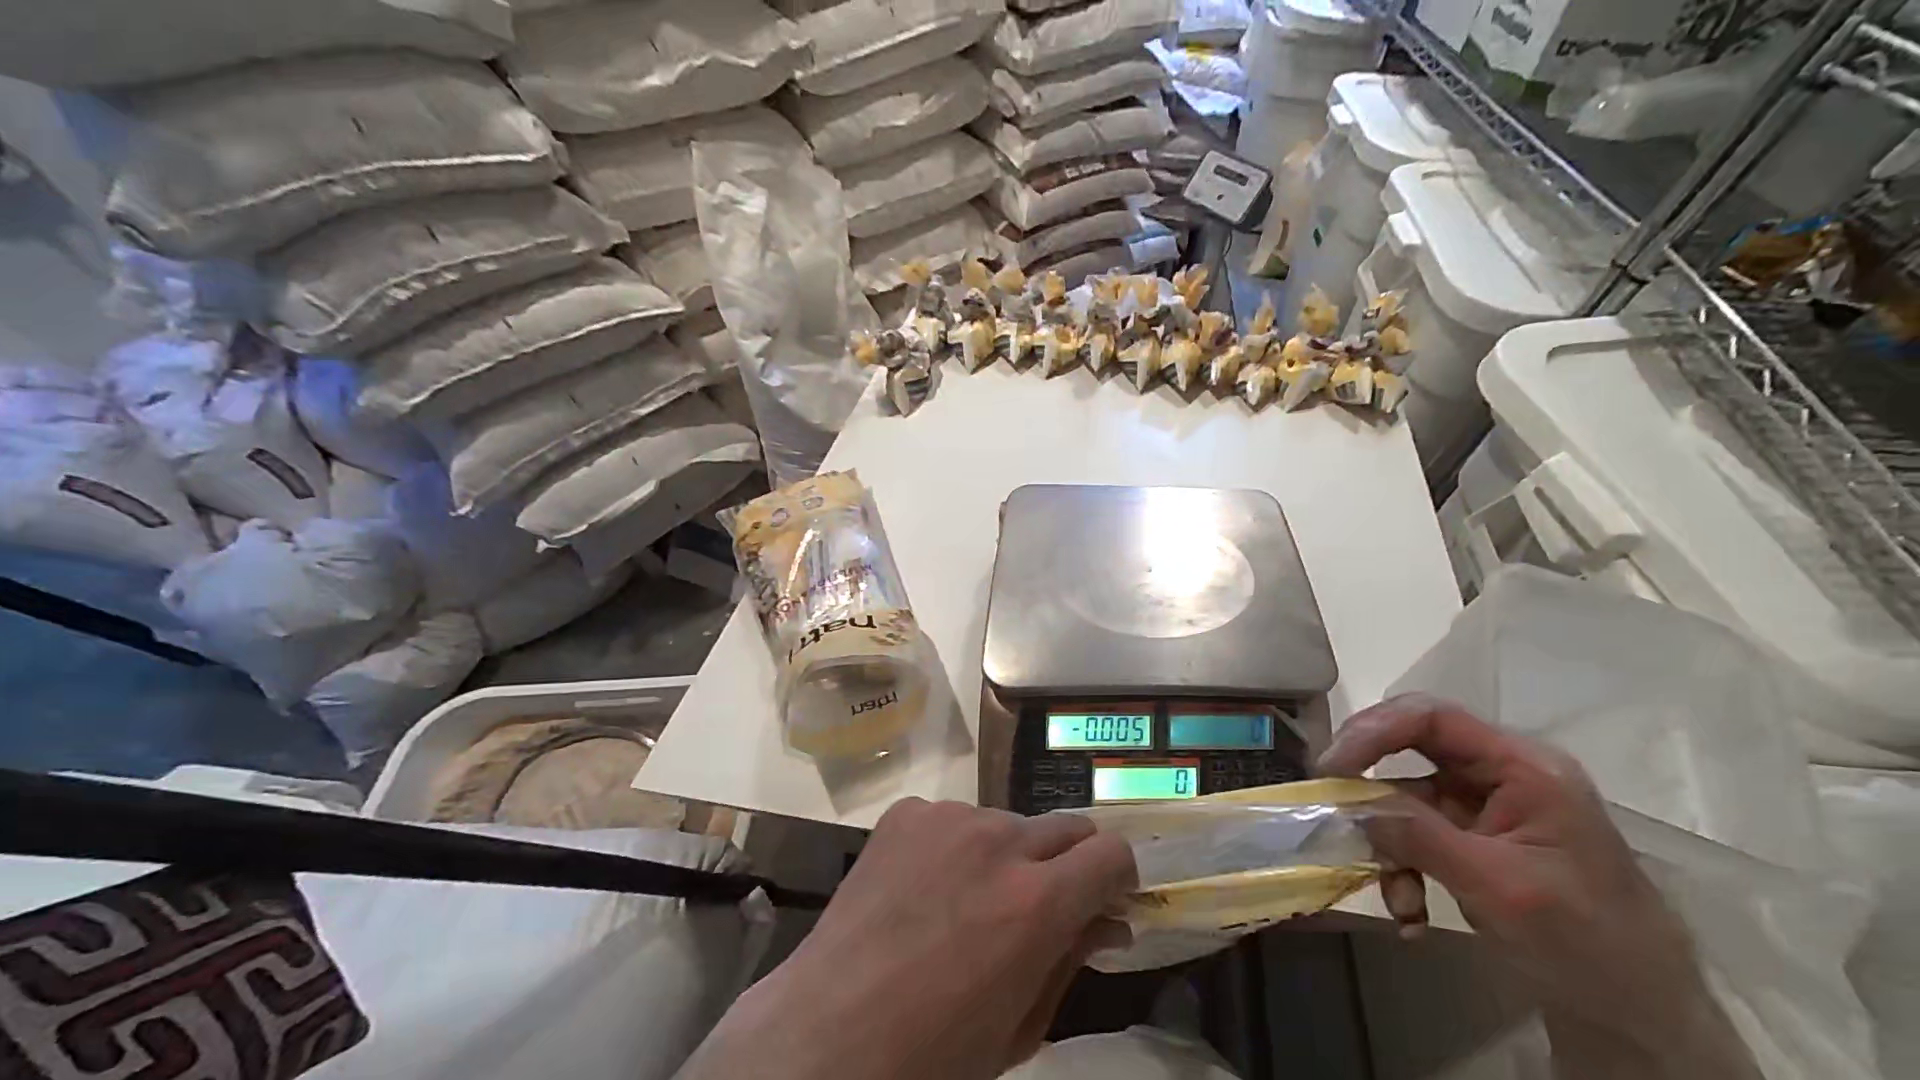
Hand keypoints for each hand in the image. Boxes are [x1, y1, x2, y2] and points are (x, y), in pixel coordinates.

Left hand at [677, 798, 1136, 1079]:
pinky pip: (954, 819)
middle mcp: (997, 841)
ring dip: (1007, 855)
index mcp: (1035, 901)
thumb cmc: (933, 1053)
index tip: (1106, 899)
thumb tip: (1109, 922)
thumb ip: (1072, 960)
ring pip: (1007, 822)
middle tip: (1042, 904)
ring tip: (970, 900)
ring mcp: (946, 818)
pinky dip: (956, 846)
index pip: (1111, 853)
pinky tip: (928, 887)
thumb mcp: (1020, 1025)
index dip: (1117, 878)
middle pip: (1066, 827)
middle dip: (1068, 864)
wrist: (828, 1032)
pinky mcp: (906, 812)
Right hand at [1319, 695, 1758, 1078]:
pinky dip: (1401, 869)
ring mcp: (1484, 807)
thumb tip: (1350, 806)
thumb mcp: (1500, 887)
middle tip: (1330, 806)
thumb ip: (1421, 837)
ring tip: (1396, 897)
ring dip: (1387, 844)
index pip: (1432, 718)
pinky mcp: (1471, 839)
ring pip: (1404, 797)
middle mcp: (1500, 774)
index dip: (1373, 730)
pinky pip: (1413, 835)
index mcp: (1524, 767)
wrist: (1640, 1016)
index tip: (1330, 767)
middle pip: (1410, 748)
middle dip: (1367, 783)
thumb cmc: (1588, 941)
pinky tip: (1410, 913)